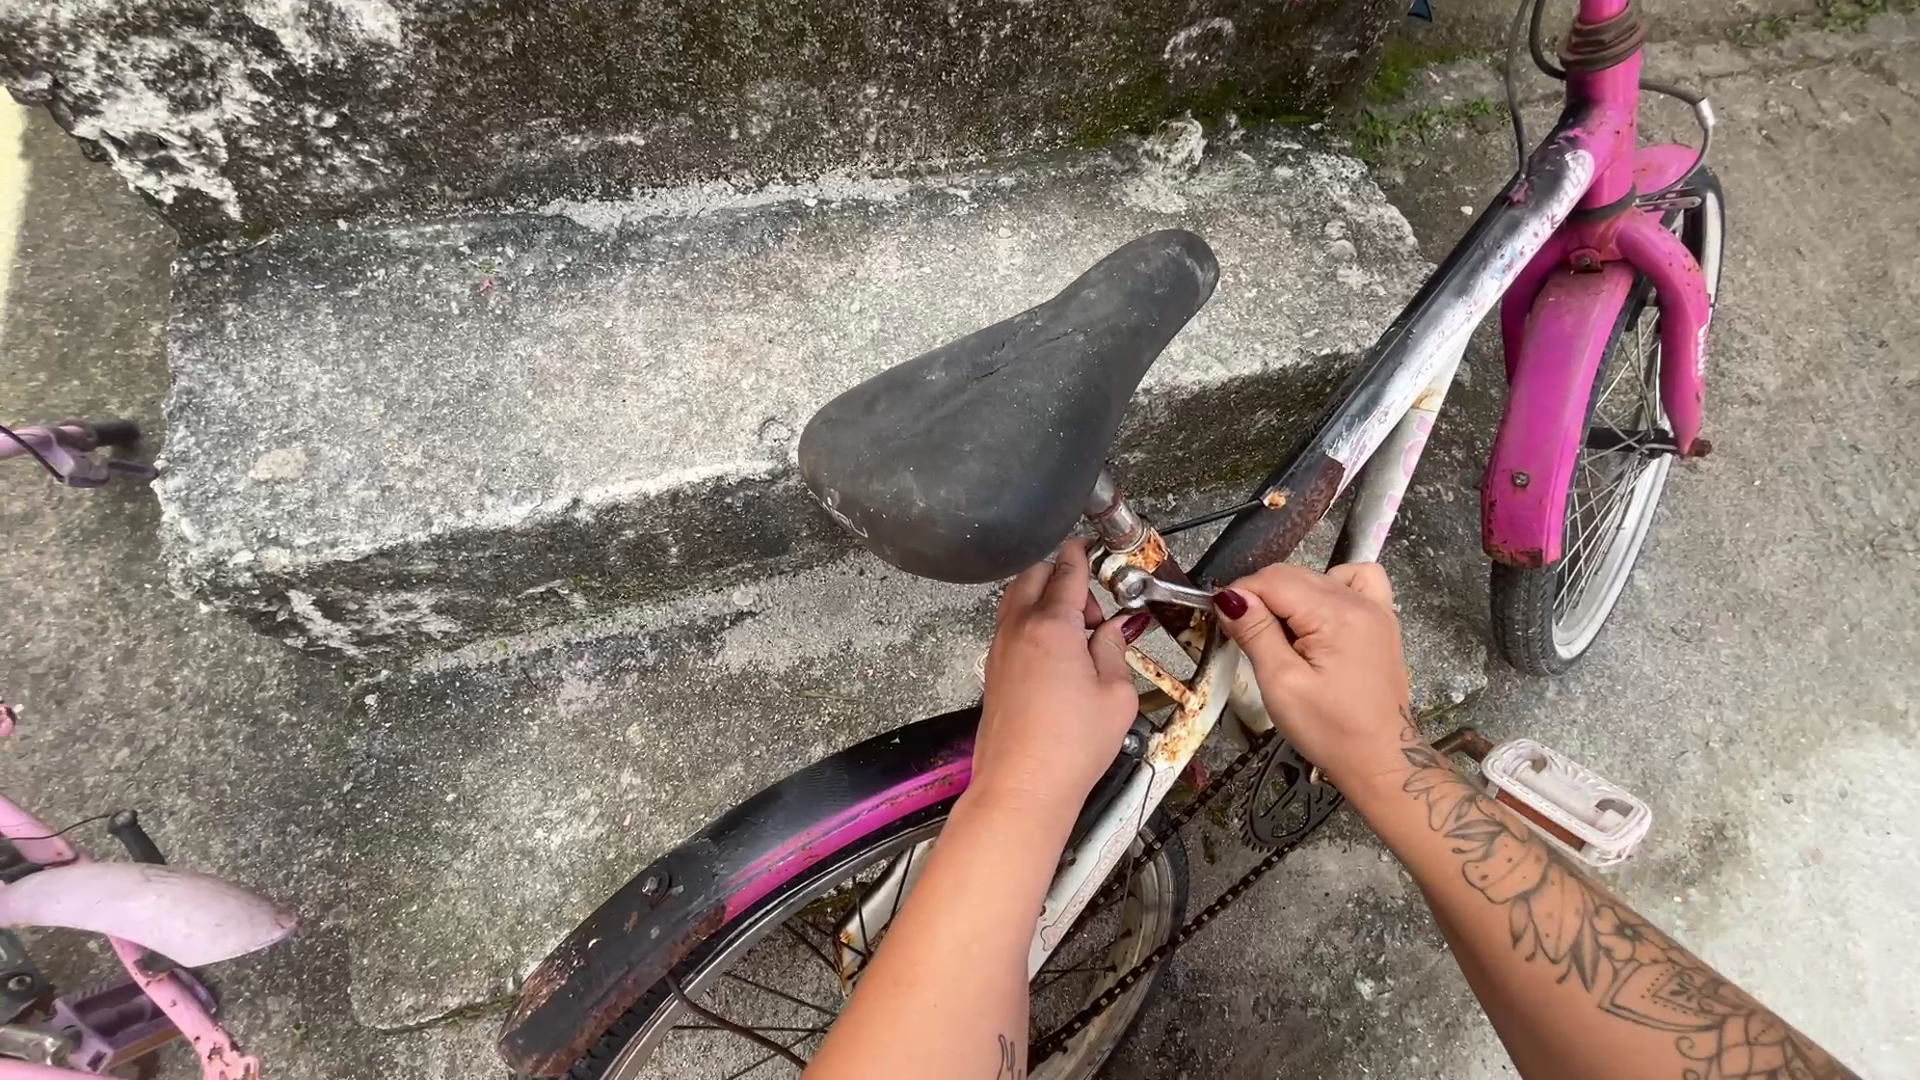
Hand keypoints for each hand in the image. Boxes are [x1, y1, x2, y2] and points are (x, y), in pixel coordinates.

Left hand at [972, 539, 1137, 820]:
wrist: (1021, 785)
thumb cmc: (1069, 746)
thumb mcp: (1116, 695)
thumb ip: (1114, 651)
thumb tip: (1111, 633)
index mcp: (1052, 625)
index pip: (1066, 572)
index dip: (1079, 554)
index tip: (1084, 546)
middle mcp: (1018, 628)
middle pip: (1033, 575)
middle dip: (1060, 576)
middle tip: (1091, 607)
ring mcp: (1000, 647)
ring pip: (1016, 598)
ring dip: (1043, 598)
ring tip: (1076, 633)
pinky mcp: (993, 668)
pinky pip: (1009, 625)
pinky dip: (1030, 621)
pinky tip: (1056, 652)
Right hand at [1212, 562, 1413, 793]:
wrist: (1380, 761)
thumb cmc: (1330, 730)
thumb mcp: (1280, 683)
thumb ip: (1255, 632)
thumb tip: (1229, 597)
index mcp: (1336, 616)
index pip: (1273, 580)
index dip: (1241, 595)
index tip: (1226, 624)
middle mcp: (1360, 602)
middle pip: (1292, 574)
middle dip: (1260, 596)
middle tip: (1246, 635)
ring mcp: (1376, 608)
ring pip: (1315, 576)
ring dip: (1287, 595)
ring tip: (1280, 632)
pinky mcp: (1381, 620)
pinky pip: (1354, 580)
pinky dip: (1328, 585)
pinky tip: (1316, 613)